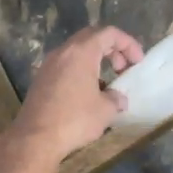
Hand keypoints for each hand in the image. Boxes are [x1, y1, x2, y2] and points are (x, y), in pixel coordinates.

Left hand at [4, 25, 144, 165]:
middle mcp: (63, 52)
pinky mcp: (41, 79)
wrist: (35, 139)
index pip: (109, 33)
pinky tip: (87, 94)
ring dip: (96, 60)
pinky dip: (81, 70)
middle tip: (123, 68)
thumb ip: (116, 98)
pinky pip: (66, 65)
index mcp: (81, 52)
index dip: (128, 43)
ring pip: (77, 51)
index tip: (138, 62)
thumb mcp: (105, 110)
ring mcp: (49, 65)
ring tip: (107, 83)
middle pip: (92, 37)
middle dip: (112, 48)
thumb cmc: (75, 119)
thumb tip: (118, 99)